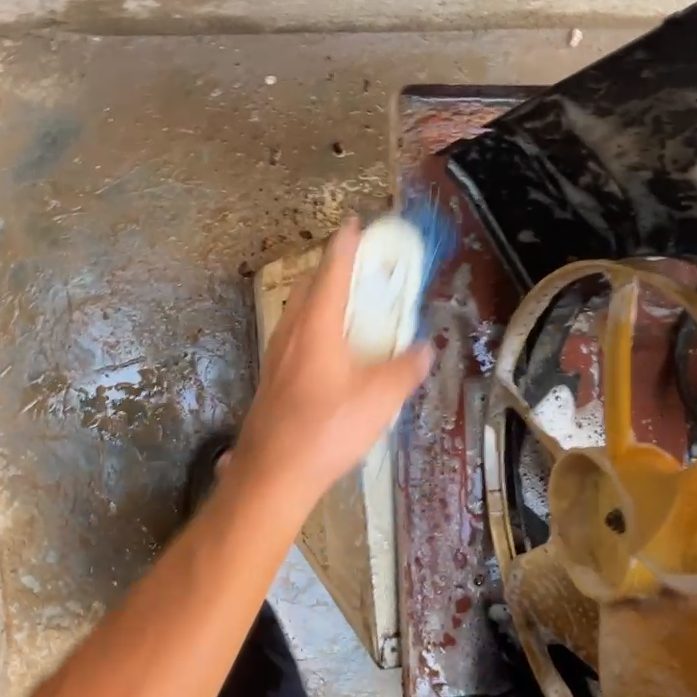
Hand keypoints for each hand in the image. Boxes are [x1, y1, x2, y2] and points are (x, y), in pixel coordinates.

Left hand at [228, 216, 432, 507]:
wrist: (272, 472)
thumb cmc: (326, 429)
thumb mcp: (379, 400)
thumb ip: (405, 370)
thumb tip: (425, 349)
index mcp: (316, 325)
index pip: (332, 271)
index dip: (346, 244)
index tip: (354, 223)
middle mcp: (291, 332)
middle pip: (310, 286)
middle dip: (332, 268)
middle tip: (357, 265)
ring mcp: (276, 355)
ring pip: (298, 311)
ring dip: (321, 297)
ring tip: (347, 303)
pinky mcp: (271, 377)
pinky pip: (295, 335)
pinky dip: (314, 324)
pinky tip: (327, 348)